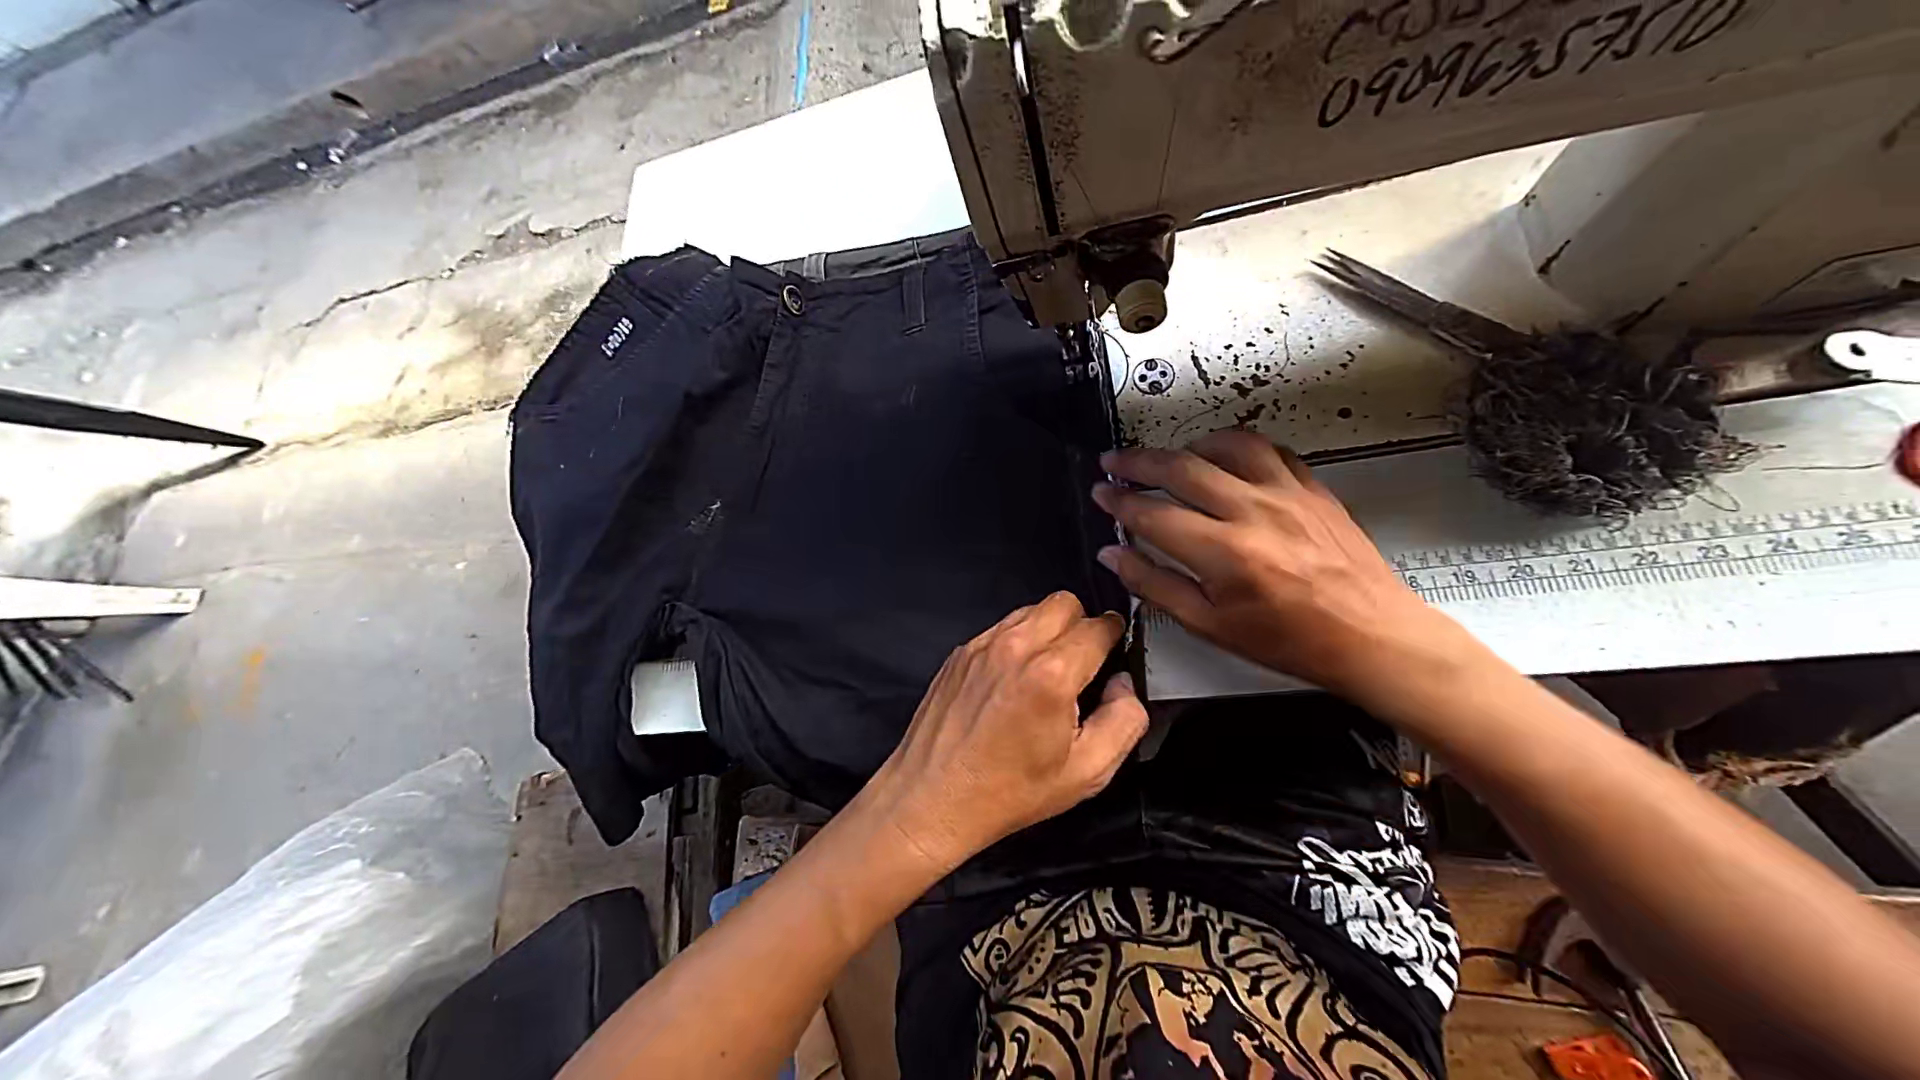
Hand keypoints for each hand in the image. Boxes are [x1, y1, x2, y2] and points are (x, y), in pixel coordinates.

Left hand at [859, 592, 1147, 874]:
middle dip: (1082, 624)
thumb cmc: (1010, 791)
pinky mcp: (960, 653)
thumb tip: (1124, 684)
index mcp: (1051, 674)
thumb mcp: (1088, 771)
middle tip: (1083, 660)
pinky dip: (1016, 641)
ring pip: (1030, 609)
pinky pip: (1000, 627)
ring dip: (1048, 629)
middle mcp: (1015, 648)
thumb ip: (1124, 720)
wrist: (933, 799)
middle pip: (1064, 602)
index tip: (1115, 651)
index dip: (1115, 636)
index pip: (1099, 627)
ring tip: (1047, 670)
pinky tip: (1014, 678)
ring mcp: (982, 646)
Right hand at [1091, 430, 1468, 701]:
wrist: (1369, 636)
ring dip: (1187, 445)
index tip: (1102, 494)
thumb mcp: (1208, 625)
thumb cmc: (1290, 640)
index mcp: (1223, 553)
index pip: (1152, 514)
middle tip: (1114, 462)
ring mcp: (1286, 494)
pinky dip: (1235, 447)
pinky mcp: (1311, 488)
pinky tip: (1223, 458)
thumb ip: (1154, 584)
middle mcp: (1253, 512)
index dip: (1119, 501)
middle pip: (1180, 468)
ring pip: (1225, 445)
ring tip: (1167, 455)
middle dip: (1137, 461)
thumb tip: (1113, 555)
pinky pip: (1268, 449)